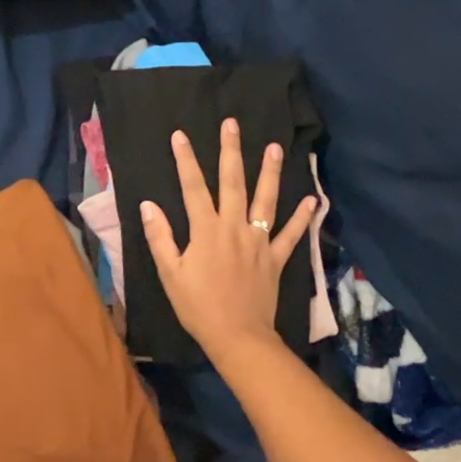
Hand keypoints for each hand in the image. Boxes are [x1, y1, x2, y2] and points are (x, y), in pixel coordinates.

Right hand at [139, 118, 318, 364]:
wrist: (237, 336)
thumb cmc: (197, 306)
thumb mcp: (170, 273)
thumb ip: (160, 237)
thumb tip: (149, 205)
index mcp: (206, 230)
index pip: (193, 187)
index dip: (186, 160)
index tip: (180, 136)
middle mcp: (234, 228)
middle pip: (233, 183)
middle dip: (231, 152)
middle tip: (232, 125)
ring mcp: (259, 242)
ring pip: (266, 200)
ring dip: (270, 172)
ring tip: (275, 147)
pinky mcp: (275, 259)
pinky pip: (291, 234)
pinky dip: (302, 217)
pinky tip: (311, 199)